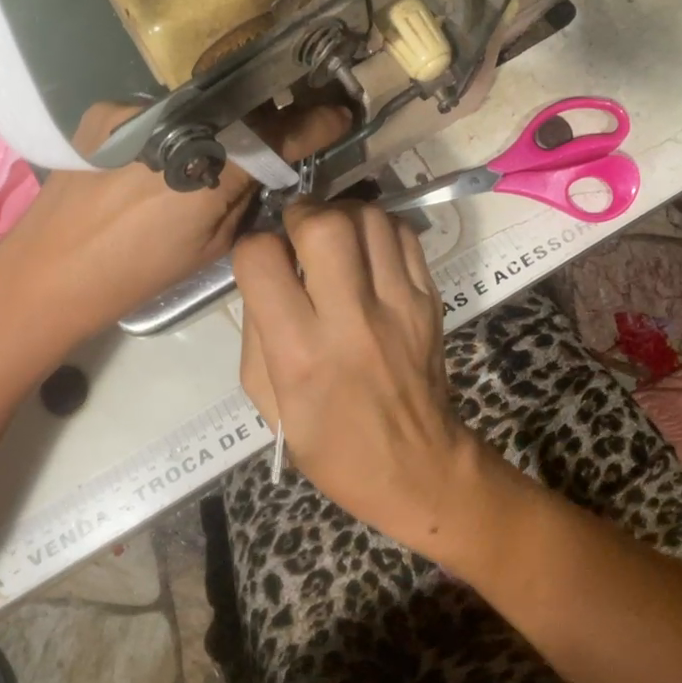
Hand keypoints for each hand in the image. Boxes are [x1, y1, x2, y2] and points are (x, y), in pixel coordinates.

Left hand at [0, 103, 347, 346]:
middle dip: (266, 117)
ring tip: (211, 150)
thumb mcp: (212, 248)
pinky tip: (156, 157)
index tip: (340, 113)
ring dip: (214, 124)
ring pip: (196, 108)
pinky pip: (156, 114)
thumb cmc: (137, 273)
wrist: (48, 273)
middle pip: (240, 109)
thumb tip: (266, 170)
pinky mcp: (107, 113)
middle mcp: (178, 129)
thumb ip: (243, 199)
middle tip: (286, 126)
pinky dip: (167, 130)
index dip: (314, 123)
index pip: (277, 134)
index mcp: (209, 171)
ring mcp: (137, 114)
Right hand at [233, 202, 482, 548]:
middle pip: (325, 225)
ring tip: (332, 237)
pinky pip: (402, 233)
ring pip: (369, 218)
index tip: (261, 264)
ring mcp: (398, 306)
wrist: (417, 468)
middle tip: (296, 232)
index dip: (252, 249)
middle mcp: (351, 321)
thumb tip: (262, 272)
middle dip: (301, 214)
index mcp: (300, 353)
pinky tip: (365, 250)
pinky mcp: (429, 298)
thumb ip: (255, 332)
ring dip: (341, 215)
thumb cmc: (331, 444)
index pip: (261, 259)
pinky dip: (377, 229)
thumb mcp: (267, 405)